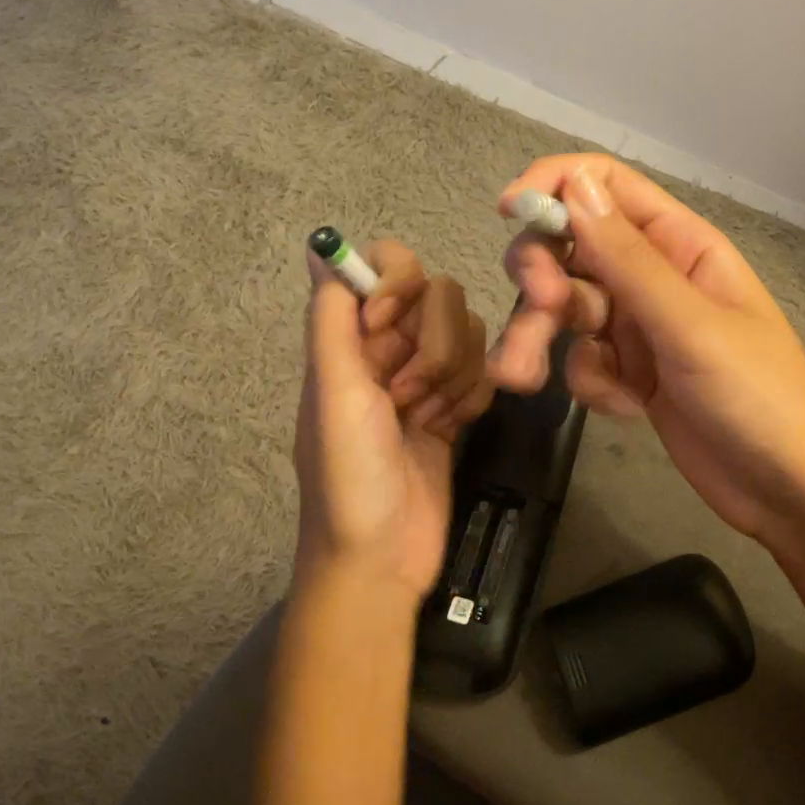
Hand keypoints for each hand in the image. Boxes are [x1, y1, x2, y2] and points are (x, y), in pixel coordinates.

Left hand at [294, 241, 492, 600]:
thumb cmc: (349, 477)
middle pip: (440, 296)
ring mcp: (424, 376)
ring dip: (454, 378)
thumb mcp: (334, 393)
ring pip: (468, 333)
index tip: (389, 326)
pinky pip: (483, 371)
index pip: (387, 264)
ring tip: (428, 421)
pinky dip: (471, 399)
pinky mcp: (454, 405)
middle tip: (409, 397)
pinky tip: (450, 430)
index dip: (400, 285)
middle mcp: (387, 347)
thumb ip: (333, 317)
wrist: (382, 559)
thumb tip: (320, 244)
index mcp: (349, 337)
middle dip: (435, 347)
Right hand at [488, 155, 804, 544]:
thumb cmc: (757, 397)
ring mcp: (641, 326)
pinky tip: (625, 408)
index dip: (556, 186)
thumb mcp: (690, 325)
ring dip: (540, 336)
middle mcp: (656, 276)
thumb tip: (575, 183)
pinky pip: (585, 358)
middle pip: (573, 247)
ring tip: (522, 377)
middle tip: (538, 308)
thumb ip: (628, 258)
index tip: (510, 211)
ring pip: (567, 308)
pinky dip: (590, 381)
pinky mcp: (631, 372)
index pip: (608, 186)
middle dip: (543, 274)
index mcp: (682, 245)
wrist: (786, 490)